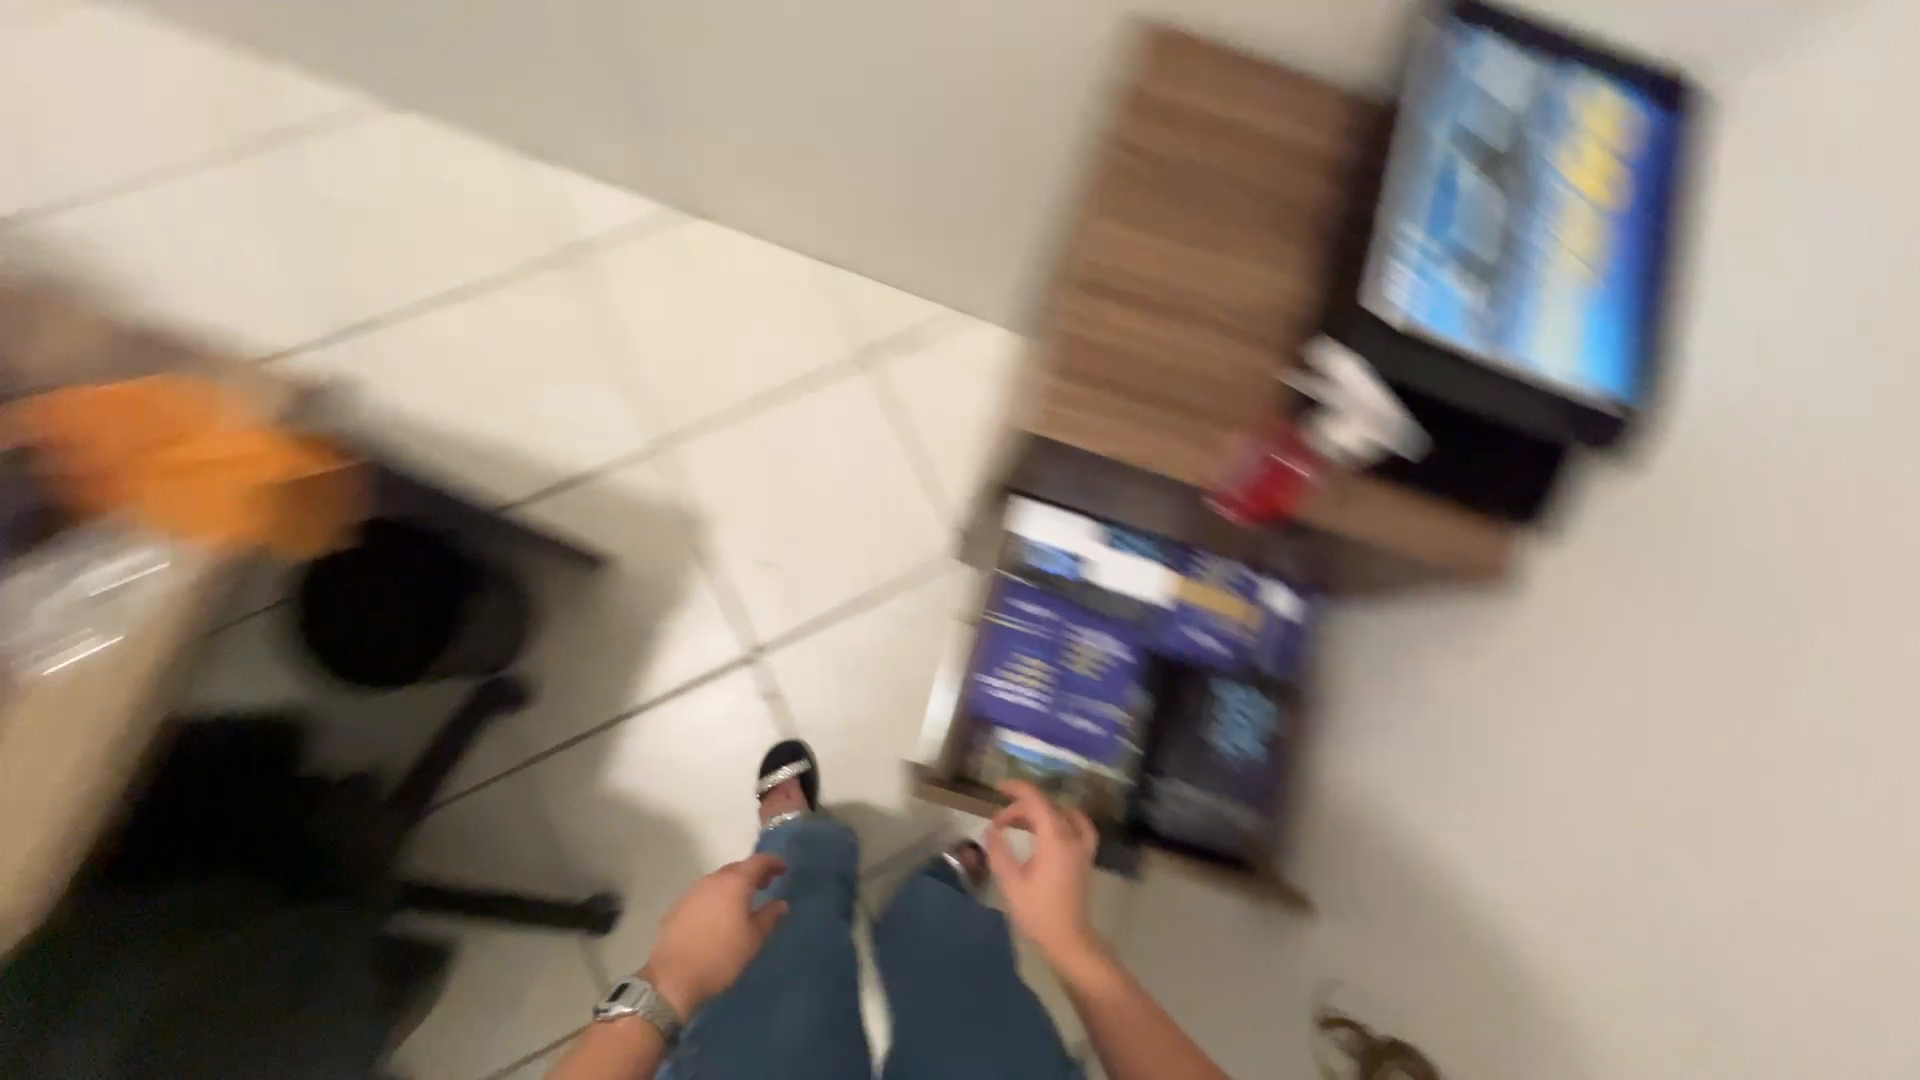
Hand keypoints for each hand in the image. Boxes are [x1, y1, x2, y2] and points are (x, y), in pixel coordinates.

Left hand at [639, 853, 790, 1019]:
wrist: (672, 978)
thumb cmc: (721, 956)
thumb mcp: (753, 939)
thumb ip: (769, 917)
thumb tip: (781, 903)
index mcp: (735, 883)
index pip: (758, 861)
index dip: (773, 861)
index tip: (783, 868)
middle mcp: (713, 880)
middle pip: (737, 868)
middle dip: (753, 873)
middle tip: (765, 886)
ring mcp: (692, 892)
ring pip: (718, 880)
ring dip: (733, 885)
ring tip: (742, 902)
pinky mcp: (677, 907)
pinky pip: (703, 894)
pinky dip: (716, 897)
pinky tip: (717, 917)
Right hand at [985, 780, 1105, 973]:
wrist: (1069, 940)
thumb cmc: (1038, 913)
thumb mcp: (1011, 882)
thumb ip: (999, 851)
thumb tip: (991, 829)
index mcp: (1054, 839)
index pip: (1036, 800)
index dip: (1017, 789)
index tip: (997, 788)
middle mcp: (1071, 836)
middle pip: (1047, 806)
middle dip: (1021, 807)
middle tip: (999, 823)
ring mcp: (1082, 846)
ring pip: (1062, 814)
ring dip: (1040, 812)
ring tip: (1019, 822)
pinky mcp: (1085, 857)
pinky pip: (1077, 825)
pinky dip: (1062, 819)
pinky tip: (1051, 827)